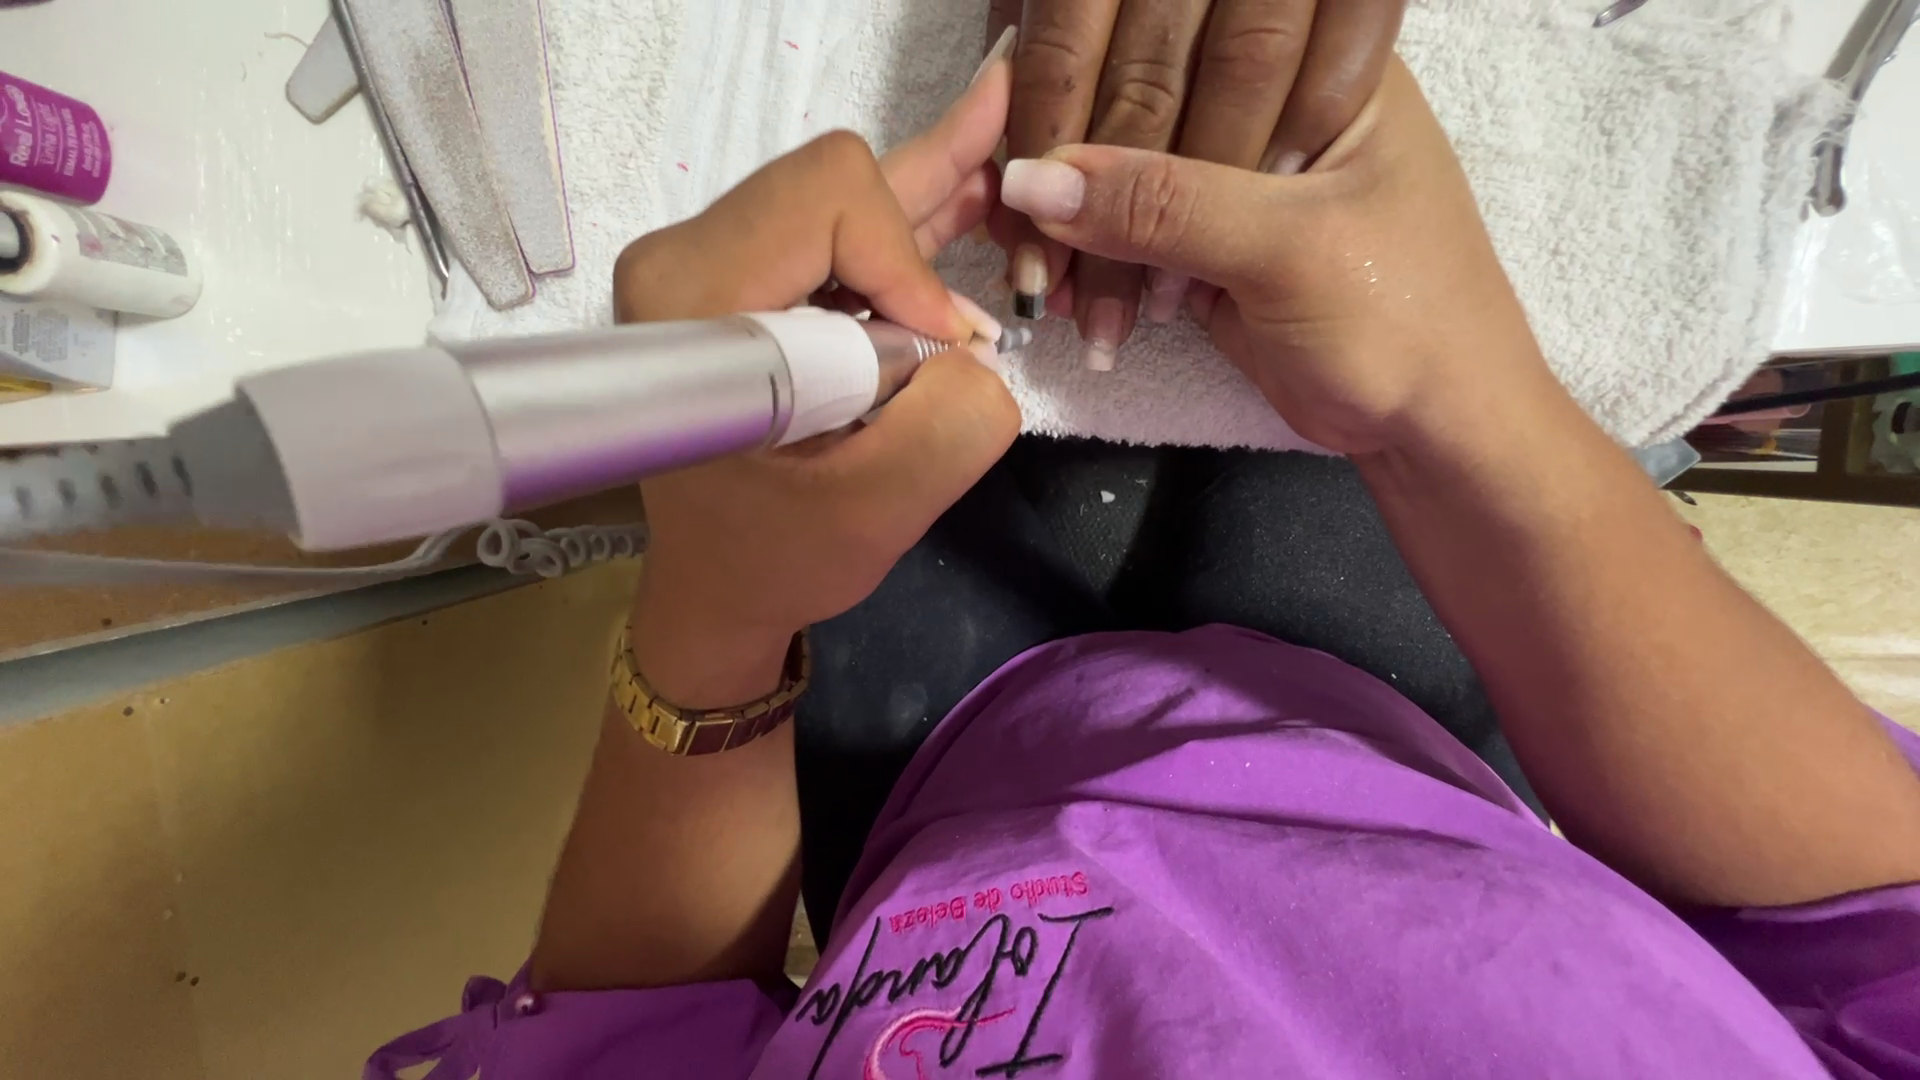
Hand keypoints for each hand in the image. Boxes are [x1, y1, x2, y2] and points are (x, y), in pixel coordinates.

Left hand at [613, 61, 1020, 668]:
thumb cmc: (782, 558)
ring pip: (839, 201)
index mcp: (696, 302)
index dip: (908, 264)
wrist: (722, 585)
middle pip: (834, 184)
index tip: (943, 354)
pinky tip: (961, 195)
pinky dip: (904, 234)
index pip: (831, 199)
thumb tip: (976, 349)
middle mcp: (685, 261)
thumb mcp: (882, 509)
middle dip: (925, 226)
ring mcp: (709, 271)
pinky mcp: (741, 291)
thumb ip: (953, 422)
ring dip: (925, 206)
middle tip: (1012, 193)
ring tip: (998, 160)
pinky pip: (832, 238)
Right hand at [998, 59, 1545, 456]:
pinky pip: (1136, 242)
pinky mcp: (1211, 247)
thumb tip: (1032, 180)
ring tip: (1038, 283)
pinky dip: (1098, 271)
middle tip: (1018, 236)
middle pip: (1143, 117)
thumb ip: (1162, 205)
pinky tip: (1063, 292)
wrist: (1421, 423)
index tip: (1016, 154)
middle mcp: (1272, 111)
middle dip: (1077, 181)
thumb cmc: (1394, 317)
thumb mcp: (1282, 249)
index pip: (1178, 48)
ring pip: (1131, 185)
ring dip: (1080, 237)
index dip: (1089, 95)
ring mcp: (1237, 184)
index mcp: (1319, 67)